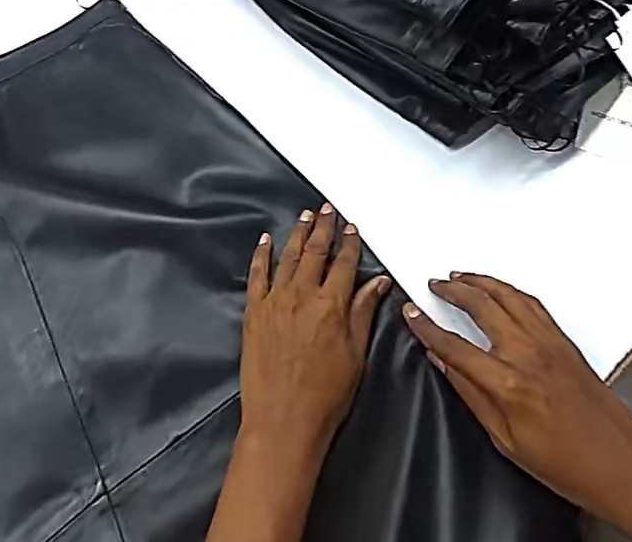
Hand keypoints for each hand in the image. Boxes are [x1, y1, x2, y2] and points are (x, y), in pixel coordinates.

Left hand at [240, 204, 391, 461]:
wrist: (282, 422)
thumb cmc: (323, 397)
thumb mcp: (356, 355)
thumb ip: (364, 312)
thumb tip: (377, 283)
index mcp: (331, 305)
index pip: (344, 263)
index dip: (349, 243)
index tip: (351, 228)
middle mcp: (302, 296)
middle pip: (315, 251)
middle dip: (323, 226)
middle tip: (326, 209)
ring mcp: (275, 301)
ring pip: (288, 256)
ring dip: (298, 233)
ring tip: (304, 215)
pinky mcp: (254, 311)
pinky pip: (257, 274)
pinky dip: (261, 254)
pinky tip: (265, 240)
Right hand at [406, 273, 631, 541]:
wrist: (624, 467)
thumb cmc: (571, 465)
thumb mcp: (506, 440)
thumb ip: (470, 394)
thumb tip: (443, 363)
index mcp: (508, 383)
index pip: (454, 344)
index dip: (428, 327)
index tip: (413, 314)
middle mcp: (528, 353)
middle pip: (480, 304)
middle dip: (452, 290)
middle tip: (434, 284)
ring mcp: (548, 342)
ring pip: (506, 295)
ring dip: (479, 281)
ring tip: (459, 276)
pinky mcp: (564, 340)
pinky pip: (530, 302)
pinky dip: (508, 289)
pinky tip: (499, 288)